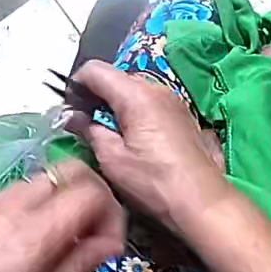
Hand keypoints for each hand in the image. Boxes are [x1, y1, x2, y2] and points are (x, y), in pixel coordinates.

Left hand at [0, 161, 125, 271]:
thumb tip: (108, 243)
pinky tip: (33, 238)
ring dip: (65, 197)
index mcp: (32, 236)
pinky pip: (18, 189)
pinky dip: (39, 202)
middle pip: (70, 169)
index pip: (91, 194)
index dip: (113, 215)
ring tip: (65, 239)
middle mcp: (11, 206)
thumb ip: (75, 270)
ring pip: (44, 176)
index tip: (110, 247)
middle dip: (95, 194)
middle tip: (96, 232)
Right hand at [70, 61, 232, 233]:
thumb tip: (75, 118)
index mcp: (136, 95)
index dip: (76, 85)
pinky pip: (150, 102)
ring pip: (133, 90)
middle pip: (116, 78)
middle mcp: (157, 89)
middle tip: (83, 123)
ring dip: (115, 105)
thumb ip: (89, 130)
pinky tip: (130, 138)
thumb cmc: (155, 182)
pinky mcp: (182, 115)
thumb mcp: (112, 159)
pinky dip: (134, 112)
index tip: (69, 107)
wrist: (201, 200)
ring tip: (106, 133)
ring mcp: (173, 100)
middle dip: (96, 95)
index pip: (95, 70)